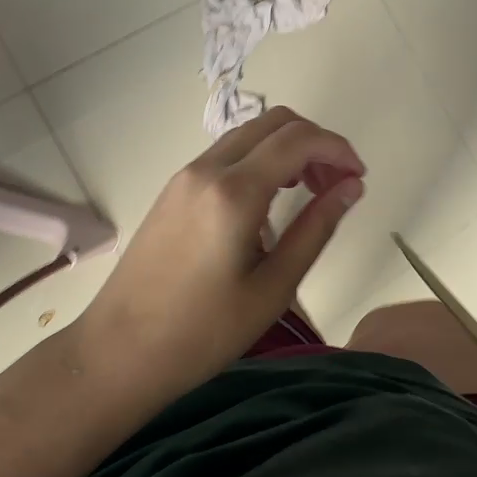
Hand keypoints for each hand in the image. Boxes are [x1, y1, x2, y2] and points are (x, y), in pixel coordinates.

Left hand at [71, 107, 364, 399]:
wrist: (117, 355)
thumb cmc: (201, 333)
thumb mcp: (273, 288)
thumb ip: (316, 228)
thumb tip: (351, 187)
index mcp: (234, 192)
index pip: (299, 140)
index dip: (338, 149)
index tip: (359, 178)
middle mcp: (208, 169)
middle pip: (275, 122)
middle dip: (316, 141)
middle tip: (338, 183)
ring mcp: (186, 176)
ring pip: (250, 133)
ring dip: (288, 147)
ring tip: (310, 190)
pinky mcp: (174, 189)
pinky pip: (228, 153)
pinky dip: (261, 158)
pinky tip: (272, 200)